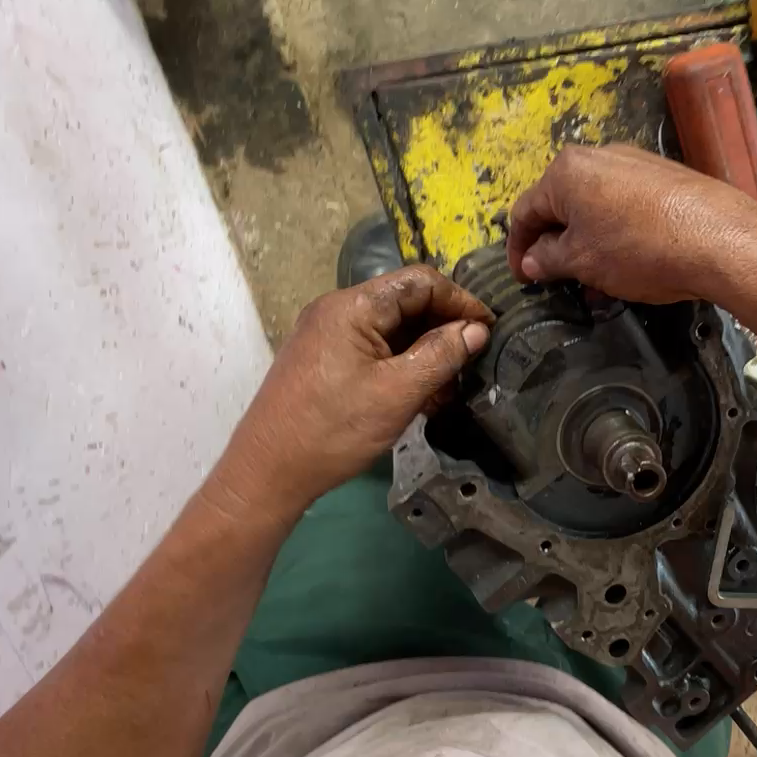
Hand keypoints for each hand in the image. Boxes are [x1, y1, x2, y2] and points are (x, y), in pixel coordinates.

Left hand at [205, 265, 491, 520]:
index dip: (460, 301)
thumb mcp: (399, 392)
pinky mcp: (328, 360)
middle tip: (474, 360)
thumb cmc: (334, 429)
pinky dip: (406, 365)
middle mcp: (339, 311)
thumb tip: (477, 330)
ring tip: (451, 385)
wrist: (267, 474)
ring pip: (395, 328)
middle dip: (446, 328)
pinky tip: (424, 395)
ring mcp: (331, 336)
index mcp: (352, 307)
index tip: (489, 329)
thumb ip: (442, 354)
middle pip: (408, 302)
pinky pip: (378, 349)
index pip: (421, 281)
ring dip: (428, 351)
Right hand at [505, 143, 756, 304]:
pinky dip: (618, 233)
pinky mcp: (667, 177)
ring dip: (589, 243)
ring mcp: (636, 163)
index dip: (518, 249)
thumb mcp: (583, 261)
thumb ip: (549, 259)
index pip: (525, 211)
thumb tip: (532, 260)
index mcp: (567, 171)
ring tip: (599, 280)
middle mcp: (599, 156)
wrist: (720, 239)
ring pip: (597, 207)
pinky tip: (631, 262)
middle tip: (561, 281)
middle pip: (562, 205)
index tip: (524, 278)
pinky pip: (627, 205)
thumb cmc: (640, 250)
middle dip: (557, 246)